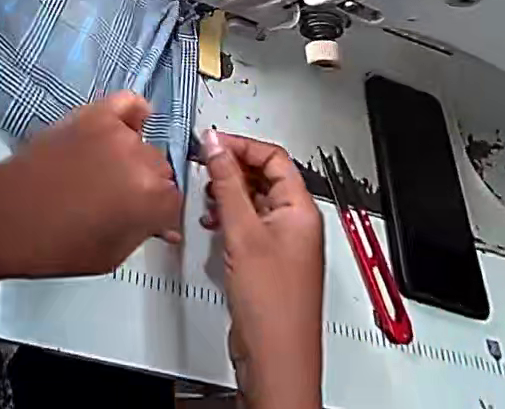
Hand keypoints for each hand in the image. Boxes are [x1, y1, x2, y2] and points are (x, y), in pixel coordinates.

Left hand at [0, 92, 184, 277]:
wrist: (11, 211)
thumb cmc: (58, 243)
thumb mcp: (112, 252)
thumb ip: (143, 231)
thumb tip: (161, 224)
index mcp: (151, 198)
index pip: (175, 202)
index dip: (161, 214)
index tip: (150, 221)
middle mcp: (140, 159)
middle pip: (160, 170)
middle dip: (149, 187)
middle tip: (124, 199)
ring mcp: (116, 131)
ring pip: (142, 142)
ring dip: (133, 158)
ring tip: (109, 171)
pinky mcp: (92, 113)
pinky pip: (127, 102)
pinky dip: (133, 111)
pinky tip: (132, 123)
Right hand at [198, 128, 322, 408]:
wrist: (275, 361)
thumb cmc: (272, 308)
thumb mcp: (241, 231)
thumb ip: (226, 182)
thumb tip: (215, 143)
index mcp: (300, 210)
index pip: (273, 157)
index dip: (242, 145)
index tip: (212, 144)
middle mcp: (294, 222)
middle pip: (264, 174)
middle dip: (232, 167)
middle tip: (204, 166)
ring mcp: (281, 241)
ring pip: (253, 197)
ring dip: (227, 191)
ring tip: (207, 196)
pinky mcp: (266, 258)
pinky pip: (247, 220)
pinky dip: (227, 214)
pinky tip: (212, 221)